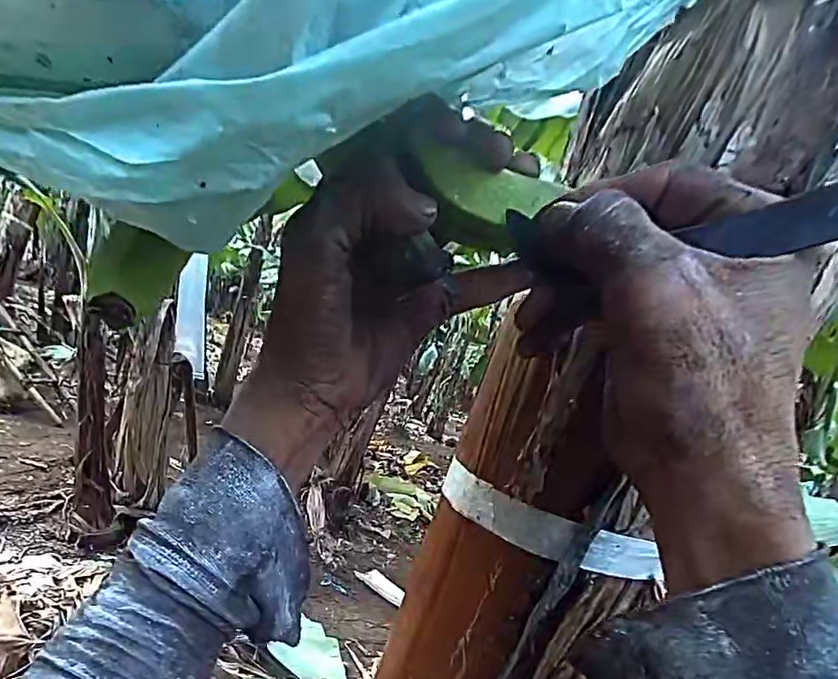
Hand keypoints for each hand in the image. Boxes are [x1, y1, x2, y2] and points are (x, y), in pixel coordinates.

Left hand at [224, 115, 528, 486]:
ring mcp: (410, 262)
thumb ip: (360, 200)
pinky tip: (529, 267)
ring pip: (460, 225)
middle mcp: (384, 222)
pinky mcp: (429, 302)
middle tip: (512, 161)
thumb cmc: (306, 316)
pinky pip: (469, 282)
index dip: (437, 132)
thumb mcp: (317, 244)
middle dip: (477, 163)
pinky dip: (499, 277)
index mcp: (349, 198)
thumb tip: (427, 203)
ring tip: (531, 197)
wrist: (313, 387)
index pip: (399, 145)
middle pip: (438, 177)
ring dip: (496, 210)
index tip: (470, 138)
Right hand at [517, 163, 822, 593]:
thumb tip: (558, 212)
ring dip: (562, 293)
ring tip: (527, 321)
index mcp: (759, 230)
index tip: (553, 218)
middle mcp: (727, 261)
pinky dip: (569, 321)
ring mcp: (687, 305)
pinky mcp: (656, 344)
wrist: (702, 477)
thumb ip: (609, 231)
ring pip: (612, 275)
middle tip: (530, 270)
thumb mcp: (657, 285)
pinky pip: (607, 313)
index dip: (608, 196)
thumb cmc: (696, 379)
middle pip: (635, 232)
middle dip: (574, 256)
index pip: (674, 184)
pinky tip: (536, 339)